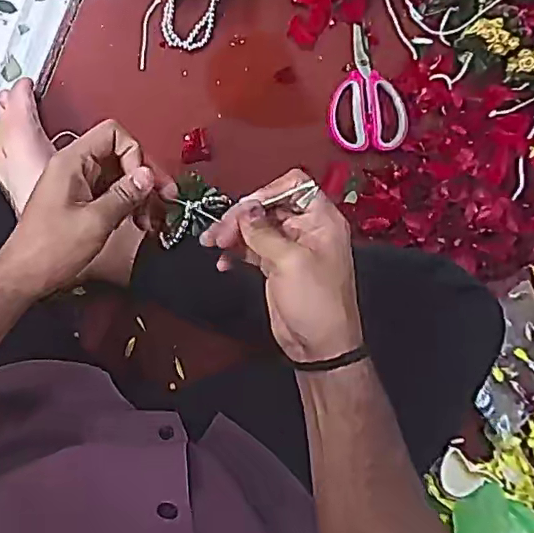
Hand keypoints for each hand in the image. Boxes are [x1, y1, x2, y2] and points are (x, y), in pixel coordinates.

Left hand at [0, 120, 168, 297]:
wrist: (25, 276)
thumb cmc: (47, 250)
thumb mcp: (95, 221)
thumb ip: (125, 195)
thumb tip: (147, 175)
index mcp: (71, 162)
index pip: (112, 134)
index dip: (134, 153)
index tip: (142, 180)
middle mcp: (73, 168)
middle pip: (120, 154)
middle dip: (143, 176)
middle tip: (162, 196)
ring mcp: (77, 184)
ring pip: (119, 175)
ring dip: (139, 193)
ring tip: (150, 215)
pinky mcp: (81, 201)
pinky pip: (112, 192)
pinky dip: (128, 204)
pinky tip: (138, 220)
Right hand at [200, 169, 362, 363]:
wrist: (320, 347)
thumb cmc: (317, 304)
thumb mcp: (290, 262)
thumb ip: (263, 232)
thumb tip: (245, 209)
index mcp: (321, 220)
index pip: (294, 185)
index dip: (266, 192)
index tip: (244, 209)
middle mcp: (307, 229)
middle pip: (269, 205)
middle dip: (241, 216)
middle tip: (219, 231)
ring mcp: (290, 247)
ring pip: (256, 226)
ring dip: (232, 232)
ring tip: (212, 243)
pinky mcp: (276, 264)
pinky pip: (251, 247)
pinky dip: (235, 251)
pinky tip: (223, 261)